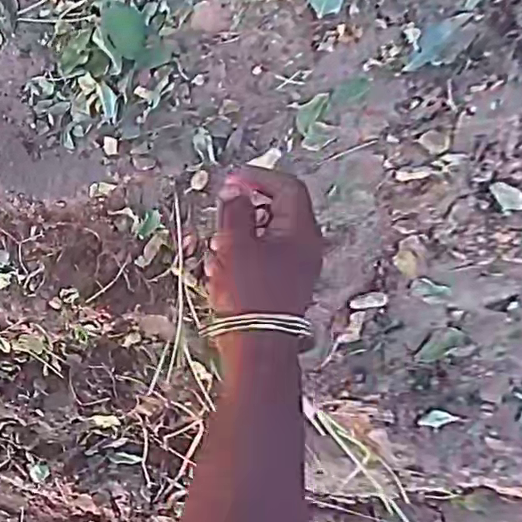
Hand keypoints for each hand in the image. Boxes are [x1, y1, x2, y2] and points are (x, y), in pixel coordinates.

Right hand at [207, 167, 323, 317]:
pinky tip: (221, 265)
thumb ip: (235, 211)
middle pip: (279, 210)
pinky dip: (243, 252)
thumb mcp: (236, 244)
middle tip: (222, 209)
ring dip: (241, 231)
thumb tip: (235, 191)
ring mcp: (296, 266)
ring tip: (216, 242)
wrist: (256, 342)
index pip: (287, 188)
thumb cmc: (247, 291)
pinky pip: (264, 255)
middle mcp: (305, 246)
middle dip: (246, 207)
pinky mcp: (283, 283)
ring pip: (268, 234)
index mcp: (301, 231)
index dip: (259, 178)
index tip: (232, 181)